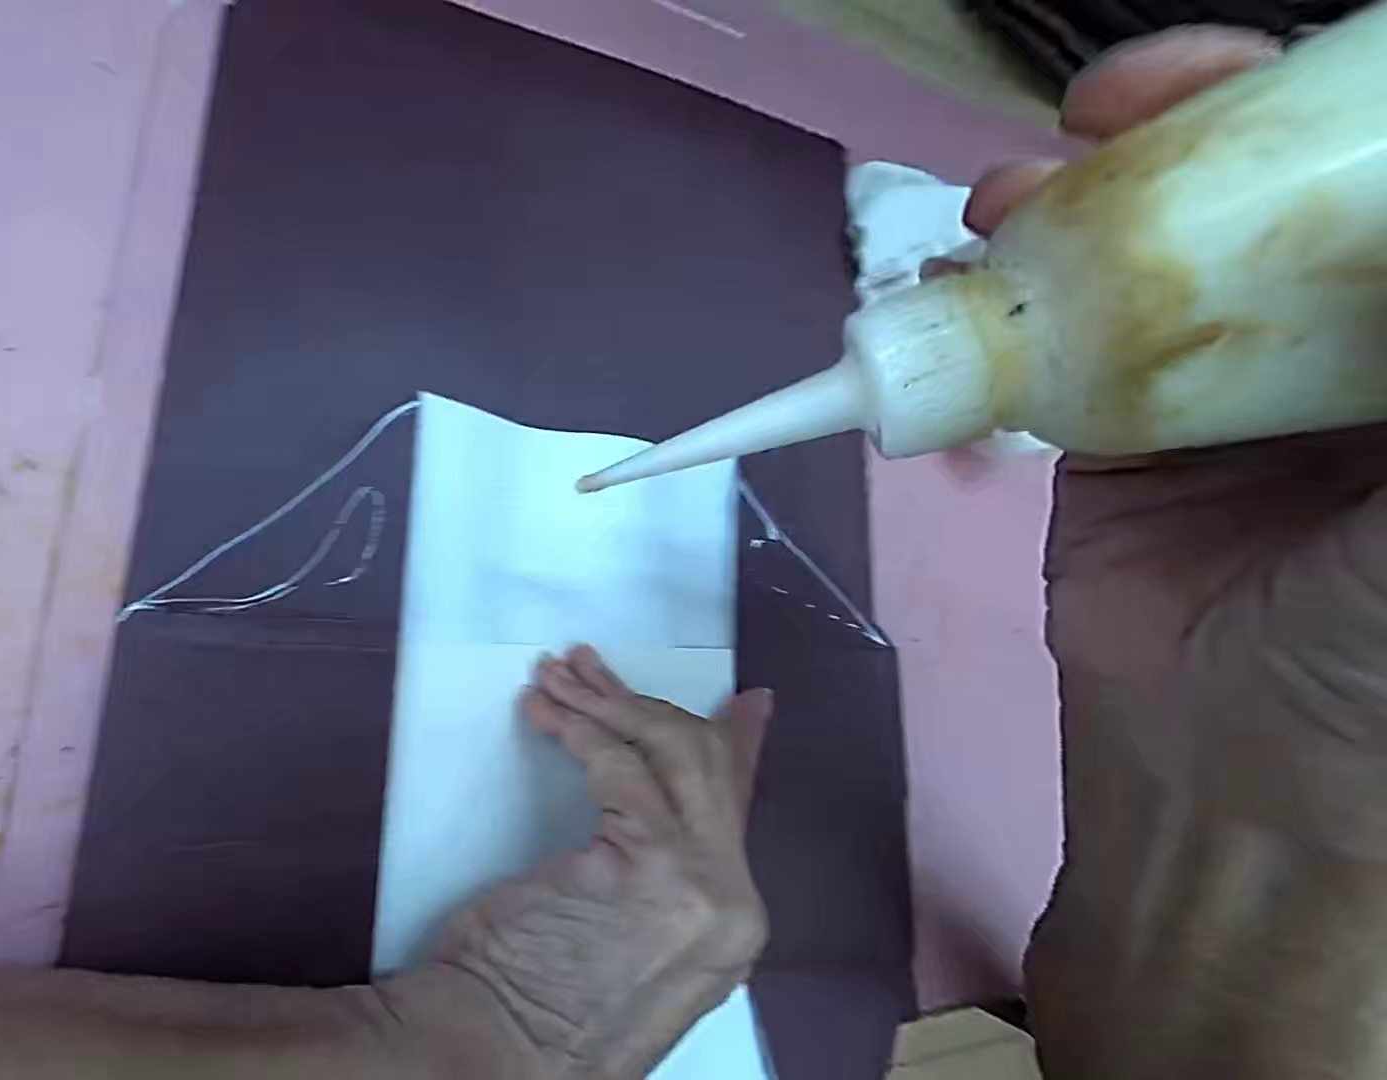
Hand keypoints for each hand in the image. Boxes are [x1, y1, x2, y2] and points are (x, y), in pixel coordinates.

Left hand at [379, 646, 770, 1079]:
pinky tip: (545, 713)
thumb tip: (643, 801)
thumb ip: (649, 864)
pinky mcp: (653, 863)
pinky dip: (576, 727)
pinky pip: (615, 763)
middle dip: (640, 702)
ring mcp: (703, 884)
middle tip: (583, 665)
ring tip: (555, 675)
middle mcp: (732, 898)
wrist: (496, 1048)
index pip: (740, 800)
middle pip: (703, 760)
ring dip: (602, 700)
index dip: (741, 741)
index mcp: (729, 917)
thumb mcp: (618, 926)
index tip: (749, 702)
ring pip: (666, 748)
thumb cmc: (541, 990)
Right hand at [971, 29, 1386, 1078]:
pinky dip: (1020, 311)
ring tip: (1018, 186)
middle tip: (1119, 101)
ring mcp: (1234, 395)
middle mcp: (1365, 347)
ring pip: (1164, 268)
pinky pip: (1066, 354)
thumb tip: (1358, 194)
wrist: (1246, 772)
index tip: (1266, 67)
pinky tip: (977, 272)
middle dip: (1207, 138)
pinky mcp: (1112, 446)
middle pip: (1287, 209)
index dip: (1349, 104)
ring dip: (1090, 213)